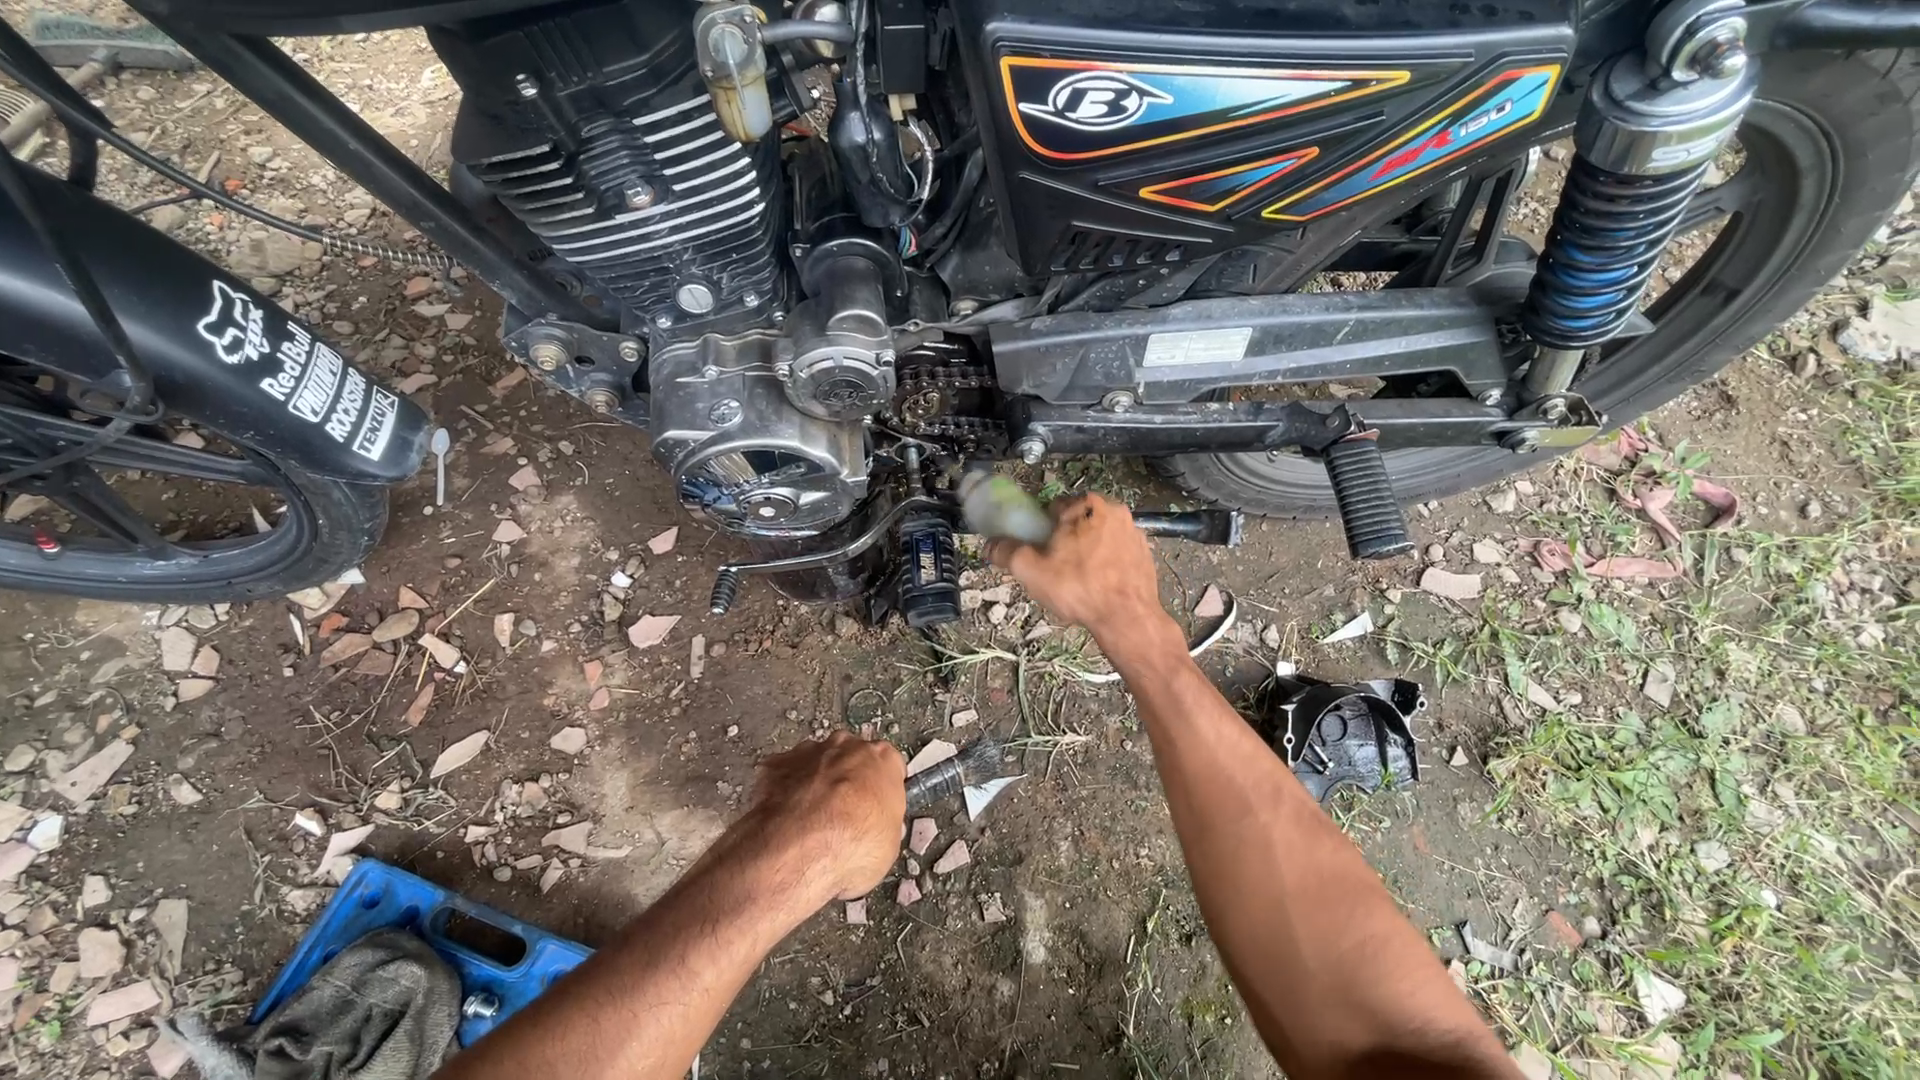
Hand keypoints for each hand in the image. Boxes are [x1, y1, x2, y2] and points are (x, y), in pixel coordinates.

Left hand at [745, 732, 904, 899]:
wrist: (800, 849)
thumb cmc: (849, 842)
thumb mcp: (890, 844)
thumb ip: (884, 822)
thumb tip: (877, 833)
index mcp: (883, 759)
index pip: (889, 766)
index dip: (882, 790)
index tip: (878, 806)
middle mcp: (847, 747)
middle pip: (851, 758)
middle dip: (847, 781)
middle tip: (845, 817)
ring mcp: (810, 753)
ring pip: (816, 764)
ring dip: (816, 786)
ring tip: (812, 824)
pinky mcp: (777, 765)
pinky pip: (784, 775)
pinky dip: (785, 794)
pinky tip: (788, 822)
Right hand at [986, 493, 1166, 639]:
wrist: (1127, 617)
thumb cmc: (1079, 588)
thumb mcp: (1031, 571)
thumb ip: (1007, 552)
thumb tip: (991, 545)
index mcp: (1085, 505)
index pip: (1053, 507)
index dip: (1042, 529)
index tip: (1040, 550)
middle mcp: (1113, 510)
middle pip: (1078, 521)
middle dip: (1067, 539)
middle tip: (1057, 567)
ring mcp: (1133, 531)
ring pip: (1099, 536)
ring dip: (1088, 550)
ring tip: (1080, 579)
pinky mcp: (1145, 552)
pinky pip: (1117, 551)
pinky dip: (1107, 562)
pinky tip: (1100, 584)